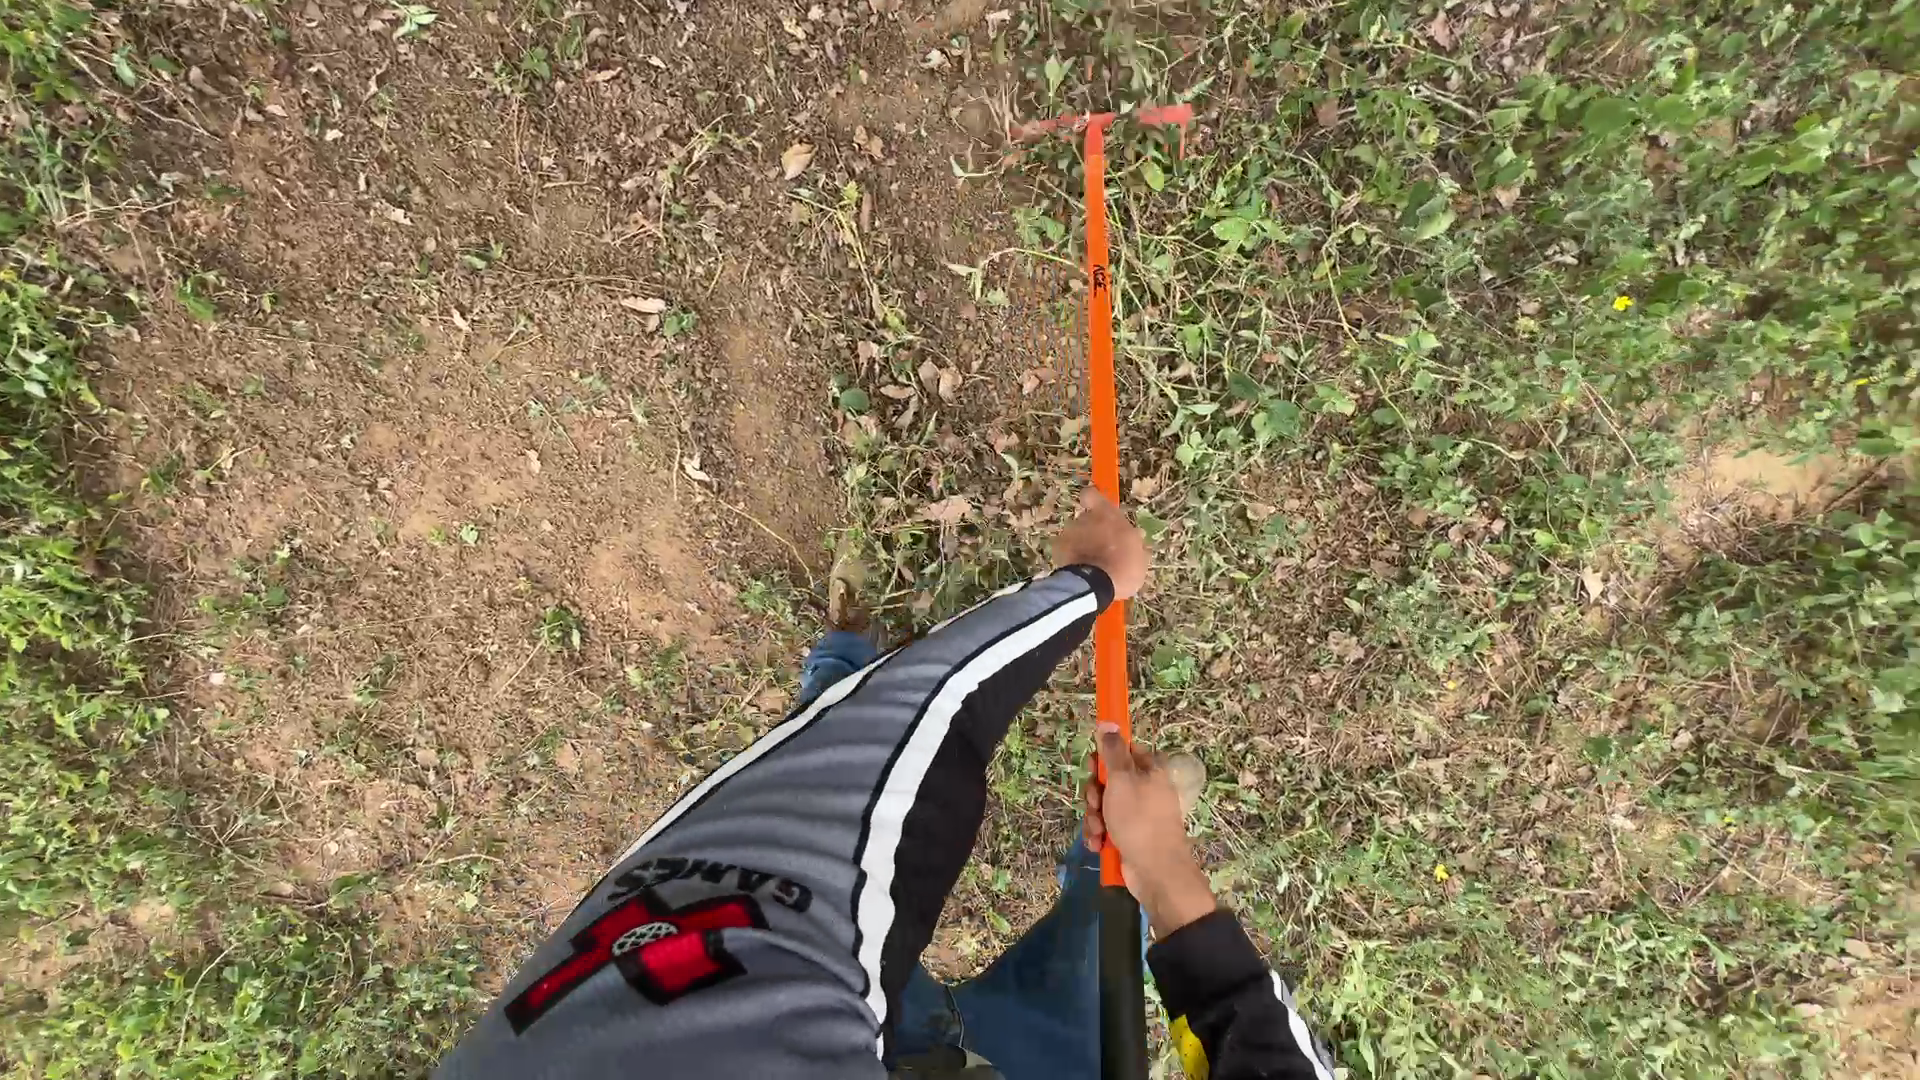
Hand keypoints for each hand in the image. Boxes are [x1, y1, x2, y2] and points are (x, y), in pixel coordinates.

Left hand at [1052, 488, 1148, 600]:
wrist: (1095, 586)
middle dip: (1092, 531)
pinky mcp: (1057, 548)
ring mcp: (1070, 532)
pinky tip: (1080, 570)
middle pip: (1087, 519)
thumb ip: (1134, 542)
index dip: (1092, 500)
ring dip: (1081, 545)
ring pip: (1076, 535)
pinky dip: (1071, 557)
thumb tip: (1136, 534)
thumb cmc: (1124, 568)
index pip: (1092, 495)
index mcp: (1108, 515)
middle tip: (1102, 550)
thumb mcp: (1140, 557)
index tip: (1096, 508)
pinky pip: (1066, 549)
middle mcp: (1086, 518)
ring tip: (1091, 565)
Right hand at [1084, 724, 1215, 936]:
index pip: (1124, 751)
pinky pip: (1105, 827)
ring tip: (1098, 830)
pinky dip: (1098, 834)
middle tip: (1096, 803)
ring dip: (1094, 817)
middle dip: (1095, 793)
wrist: (1156, 873)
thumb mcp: (1122, 779)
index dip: (1105, 758)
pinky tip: (1098, 844)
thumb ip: (1112, 751)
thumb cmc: (1139, 820)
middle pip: (1108, 779)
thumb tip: (1109, 721)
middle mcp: (1144, 790)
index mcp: (1149, 771)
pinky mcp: (1128, 836)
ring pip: (1103, 805)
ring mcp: (1136, 815)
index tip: (1094, 765)